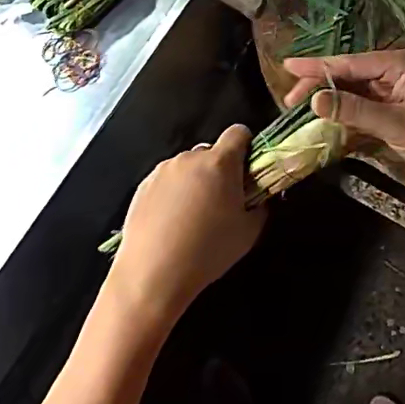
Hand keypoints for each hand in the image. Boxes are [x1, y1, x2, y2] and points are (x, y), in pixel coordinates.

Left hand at [109, 123, 262, 320]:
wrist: (153, 272)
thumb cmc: (208, 251)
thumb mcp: (249, 233)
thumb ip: (261, 207)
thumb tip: (260, 198)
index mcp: (220, 163)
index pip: (238, 132)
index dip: (246, 146)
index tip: (247, 168)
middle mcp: (190, 158)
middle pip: (211, 151)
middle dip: (219, 169)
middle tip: (221, 201)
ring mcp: (163, 169)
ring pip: (187, 166)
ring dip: (194, 181)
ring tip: (192, 217)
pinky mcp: (143, 184)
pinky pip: (166, 180)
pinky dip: (172, 193)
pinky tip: (171, 223)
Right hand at [283, 50, 404, 186]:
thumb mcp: (395, 125)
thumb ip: (354, 110)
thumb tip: (315, 100)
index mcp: (400, 63)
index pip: (350, 63)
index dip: (317, 66)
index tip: (288, 66)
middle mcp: (394, 70)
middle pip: (347, 73)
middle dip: (318, 84)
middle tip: (290, 100)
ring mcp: (392, 88)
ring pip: (350, 88)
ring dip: (327, 98)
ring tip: (299, 108)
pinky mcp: (390, 107)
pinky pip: (358, 103)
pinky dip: (340, 111)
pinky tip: (321, 117)